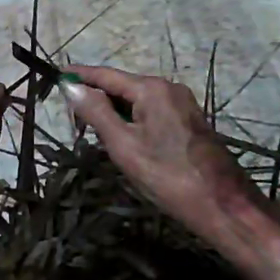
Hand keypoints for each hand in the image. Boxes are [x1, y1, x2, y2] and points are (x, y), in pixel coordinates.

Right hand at [63, 65, 267, 248]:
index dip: (80, 75)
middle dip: (95, 97)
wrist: (222, 205)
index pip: (106, 75)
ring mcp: (182, 104)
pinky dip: (131, 119)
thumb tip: (71, 86)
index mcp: (152, 89)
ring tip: (89, 128)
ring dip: (113, 111)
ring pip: (137, 100)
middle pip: (122, 85)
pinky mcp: (188, 122)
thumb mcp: (123, 145)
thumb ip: (96, 113)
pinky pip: (151, 112)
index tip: (56, 74)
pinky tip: (119, 137)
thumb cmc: (168, 176)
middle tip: (70, 116)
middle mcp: (168, 88)